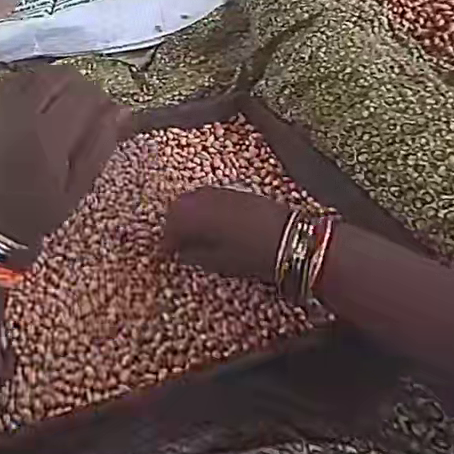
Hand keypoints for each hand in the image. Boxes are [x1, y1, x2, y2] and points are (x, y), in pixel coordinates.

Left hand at [0, 70, 129, 247]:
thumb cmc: (35, 207)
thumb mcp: (76, 187)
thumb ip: (100, 144)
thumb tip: (121, 109)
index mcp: (47, 137)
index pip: (85, 95)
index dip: (101, 100)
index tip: (105, 113)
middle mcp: (21, 113)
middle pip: (61, 77)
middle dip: (80, 87)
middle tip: (85, 109)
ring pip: (38, 74)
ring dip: (56, 83)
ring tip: (62, 106)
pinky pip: (15, 80)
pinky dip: (33, 85)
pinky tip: (37, 105)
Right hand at [162, 187, 290, 281]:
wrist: (290, 239)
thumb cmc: (251, 255)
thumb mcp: (219, 261)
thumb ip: (194, 255)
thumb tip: (180, 253)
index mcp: (196, 216)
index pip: (171, 225)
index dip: (165, 242)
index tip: (163, 255)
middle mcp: (204, 198)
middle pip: (178, 206)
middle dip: (173, 223)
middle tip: (174, 243)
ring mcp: (221, 192)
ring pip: (193, 198)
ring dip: (187, 213)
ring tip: (190, 233)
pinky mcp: (236, 192)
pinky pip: (208, 196)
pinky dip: (202, 208)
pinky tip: (210, 222)